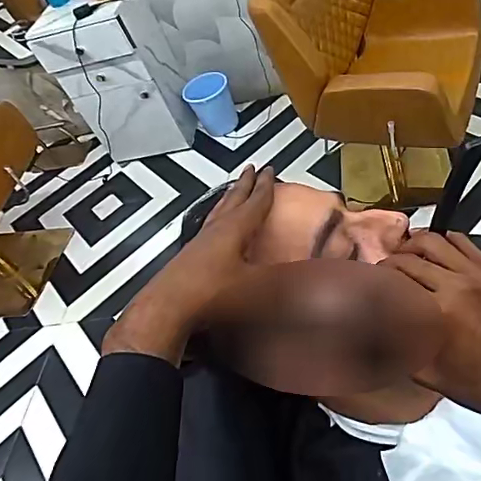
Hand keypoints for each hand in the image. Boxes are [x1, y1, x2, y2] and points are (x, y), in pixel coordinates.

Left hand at [104, 166, 276, 362]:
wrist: (166, 310)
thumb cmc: (210, 295)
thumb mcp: (258, 288)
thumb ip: (287, 282)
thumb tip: (314, 279)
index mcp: (233, 230)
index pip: (254, 201)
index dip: (264, 186)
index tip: (268, 170)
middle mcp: (214, 231)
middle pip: (232, 200)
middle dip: (244, 184)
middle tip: (249, 170)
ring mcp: (198, 244)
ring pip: (217, 212)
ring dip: (228, 199)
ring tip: (233, 192)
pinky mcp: (188, 259)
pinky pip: (207, 229)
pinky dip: (217, 219)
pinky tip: (215, 230)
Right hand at [383, 232, 480, 458]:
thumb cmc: (480, 383)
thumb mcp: (426, 370)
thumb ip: (397, 341)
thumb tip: (374, 323)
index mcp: (440, 310)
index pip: (396, 275)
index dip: (377, 276)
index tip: (370, 281)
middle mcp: (460, 284)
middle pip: (410, 256)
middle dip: (392, 261)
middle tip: (384, 271)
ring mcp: (479, 273)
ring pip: (434, 240)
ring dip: (414, 245)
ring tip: (406, 255)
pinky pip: (461, 240)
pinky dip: (442, 241)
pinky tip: (434, 252)